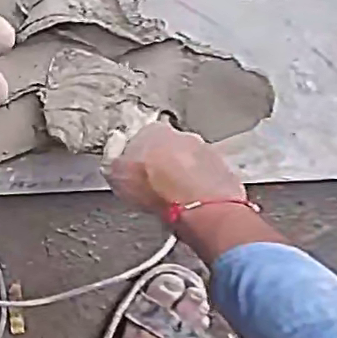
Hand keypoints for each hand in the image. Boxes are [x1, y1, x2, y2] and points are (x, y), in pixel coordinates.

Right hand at [105, 120, 246, 216]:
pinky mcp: (224, 168)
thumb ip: (112, 156)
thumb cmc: (156, 189)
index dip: (133, 150)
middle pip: (166, 145)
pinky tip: (186, 199)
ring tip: (168, 193)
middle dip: (159, 159)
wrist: (199, 206)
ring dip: (179, 171)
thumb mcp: (115, 174)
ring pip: (186, 158)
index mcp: (153, 131)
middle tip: (149, 181)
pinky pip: (204, 173)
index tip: (129, 165)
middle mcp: (182, 135)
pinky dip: (196, 183)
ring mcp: (206, 150)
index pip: (139, 133)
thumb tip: (114, 146)